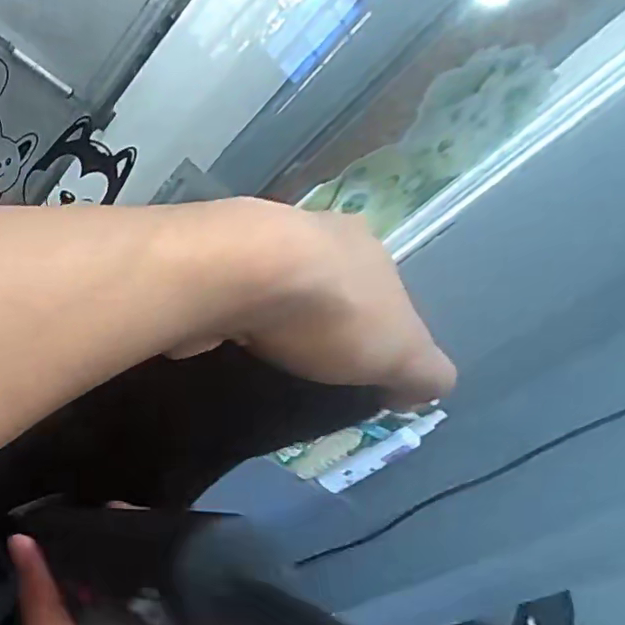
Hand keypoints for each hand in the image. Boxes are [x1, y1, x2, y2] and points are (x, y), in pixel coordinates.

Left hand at [10, 532, 297, 624]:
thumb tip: (278, 619)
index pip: (42, 608)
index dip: (36, 568)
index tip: (30, 529)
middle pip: (55, 612)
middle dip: (70, 569)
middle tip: (99, 525)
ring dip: (91, 591)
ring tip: (119, 544)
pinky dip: (111, 616)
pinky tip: (145, 592)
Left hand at [184, 199, 454, 408]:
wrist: (235, 275)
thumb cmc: (329, 312)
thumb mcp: (400, 352)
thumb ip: (423, 372)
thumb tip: (423, 391)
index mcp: (362, 246)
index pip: (376, 289)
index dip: (369, 328)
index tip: (351, 366)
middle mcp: (307, 233)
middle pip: (317, 284)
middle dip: (310, 321)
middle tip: (299, 365)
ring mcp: (248, 244)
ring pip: (264, 286)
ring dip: (261, 317)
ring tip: (255, 359)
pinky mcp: (200, 264)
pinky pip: (219, 296)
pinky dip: (222, 318)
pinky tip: (217, 342)